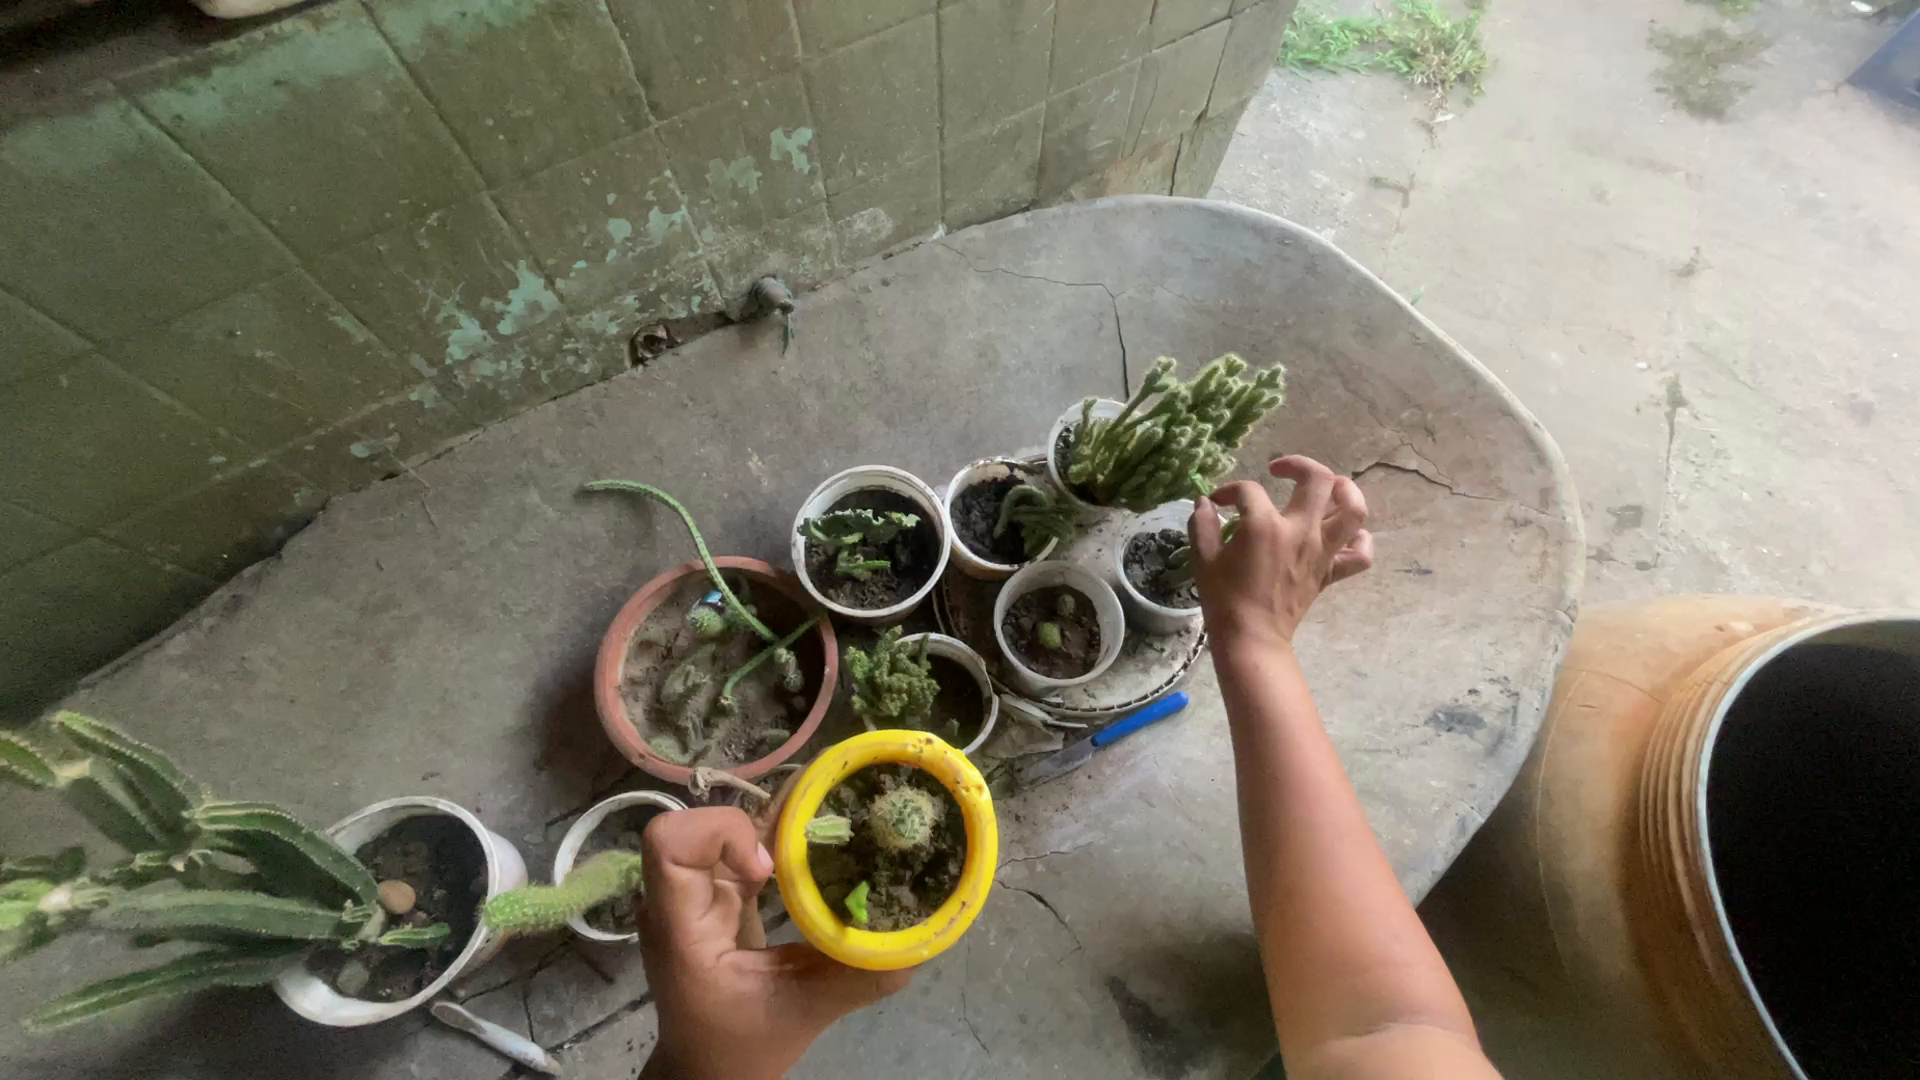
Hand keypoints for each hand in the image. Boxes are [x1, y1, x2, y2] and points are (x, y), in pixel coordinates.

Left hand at [638, 807, 910, 1079]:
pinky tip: (819, 825)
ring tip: (829, 809)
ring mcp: (696, 889)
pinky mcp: (717, 885)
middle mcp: (680, 897)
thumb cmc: (741, 1045)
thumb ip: (855, 979)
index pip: (671, 843)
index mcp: (682, 926)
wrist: (707, 1068)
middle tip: (813, 830)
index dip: (721, 834)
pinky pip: (743, 838)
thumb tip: (915, 951)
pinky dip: (780, 827)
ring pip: (725, 822)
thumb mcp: (802, 1014)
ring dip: (777, 815)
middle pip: (698, 822)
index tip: (766, 868)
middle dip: (759, 816)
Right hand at [1188, 455, 1373, 647]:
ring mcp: (1321, 551)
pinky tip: (1343, 535)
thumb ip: (1202, 523)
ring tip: (1328, 489)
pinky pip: (1360, 553)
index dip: (1229, 491)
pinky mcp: (1330, 572)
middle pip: (1318, 480)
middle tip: (1280, 471)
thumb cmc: (1223, 597)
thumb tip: (1205, 502)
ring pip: (1354, 509)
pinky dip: (1358, 539)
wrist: (1251, 636)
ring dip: (1345, 491)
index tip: (1218, 502)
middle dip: (1299, 465)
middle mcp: (1300, 531)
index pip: (1249, 491)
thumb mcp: (1203, 557)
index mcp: (1264, 526)